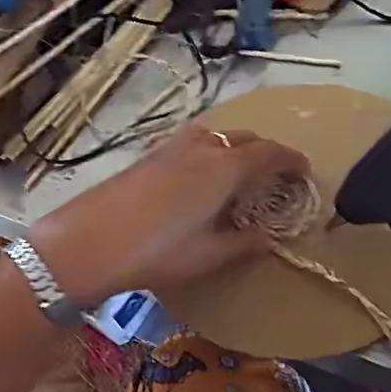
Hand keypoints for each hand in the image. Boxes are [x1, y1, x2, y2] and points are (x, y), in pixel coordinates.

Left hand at [25, 124, 311, 303]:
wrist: (86, 243)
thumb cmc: (155, 252)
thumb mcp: (207, 256)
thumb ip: (244, 246)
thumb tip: (269, 240)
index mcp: (225, 168)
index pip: (272, 153)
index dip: (293, 161)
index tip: (304, 174)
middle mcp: (201, 147)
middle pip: (244, 138)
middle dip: (266, 153)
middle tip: (273, 178)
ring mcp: (169, 147)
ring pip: (214, 135)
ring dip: (233, 148)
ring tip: (236, 175)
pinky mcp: (145, 156)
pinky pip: (189, 143)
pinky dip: (206, 152)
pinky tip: (195, 177)